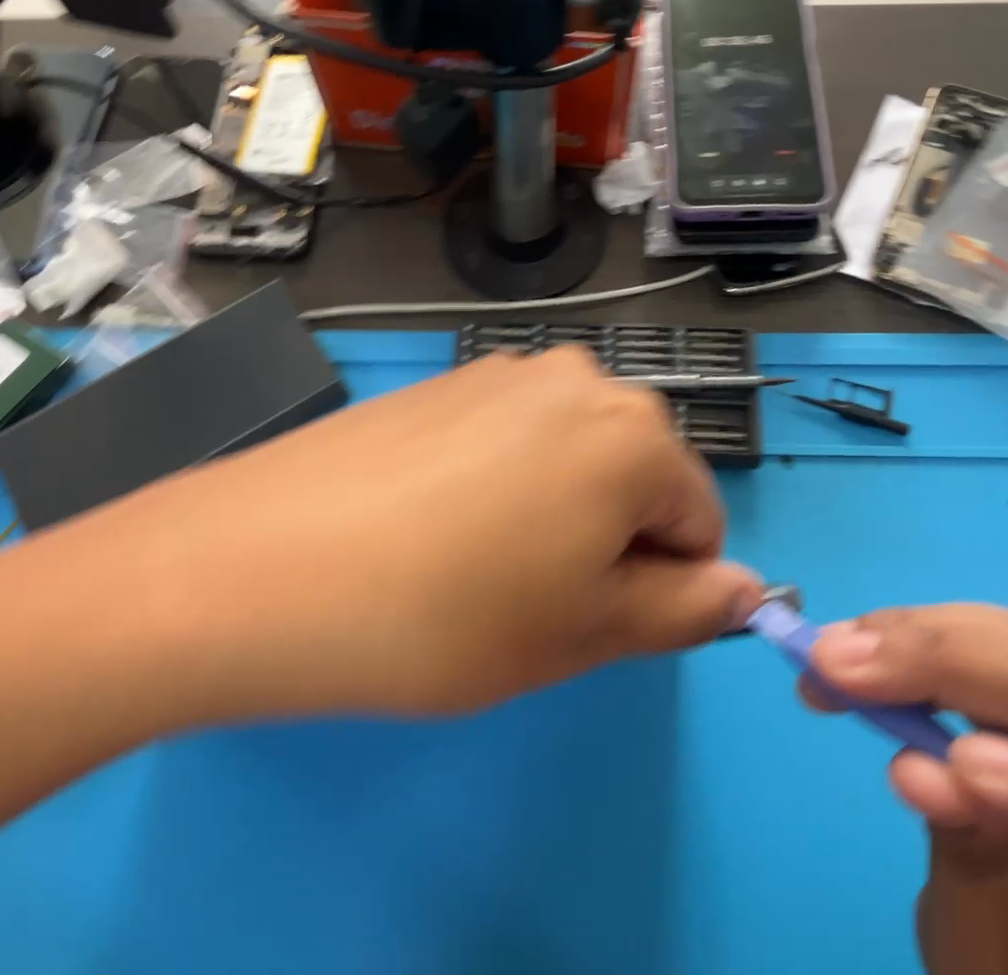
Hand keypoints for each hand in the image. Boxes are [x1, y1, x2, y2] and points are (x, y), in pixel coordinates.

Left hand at [132, 346, 761, 719]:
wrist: (260, 569)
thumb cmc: (446, 616)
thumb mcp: (585, 633)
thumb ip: (686, 611)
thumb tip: (748, 590)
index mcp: (633, 433)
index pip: (700, 522)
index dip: (661, 587)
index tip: (590, 625)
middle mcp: (574, 379)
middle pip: (635, 478)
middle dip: (607, 545)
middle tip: (528, 605)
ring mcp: (494, 374)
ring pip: (566, 461)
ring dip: (550, 518)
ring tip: (470, 571)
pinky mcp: (433, 386)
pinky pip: (502, 444)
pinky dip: (494, 490)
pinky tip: (428, 534)